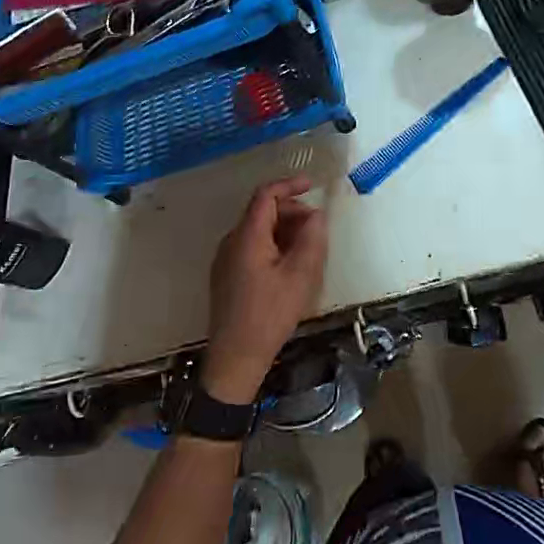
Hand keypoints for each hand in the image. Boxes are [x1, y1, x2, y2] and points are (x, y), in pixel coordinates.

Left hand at [201, 177, 329, 403]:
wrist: (235, 358)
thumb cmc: (270, 315)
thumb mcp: (300, 276)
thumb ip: (312, 239)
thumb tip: (316, 216)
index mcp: (246, 237)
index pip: (265, 196)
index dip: (289, 185)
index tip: (312, 185)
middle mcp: (231, 242)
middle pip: (262, 212)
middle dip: (292, 212)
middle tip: (317, 229)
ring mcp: (226, 259)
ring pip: (258, 230)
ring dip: (284, 230)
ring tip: (308, 249)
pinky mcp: (227, 276)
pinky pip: (252, 247)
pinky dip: (273, 245)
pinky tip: (289, 266)